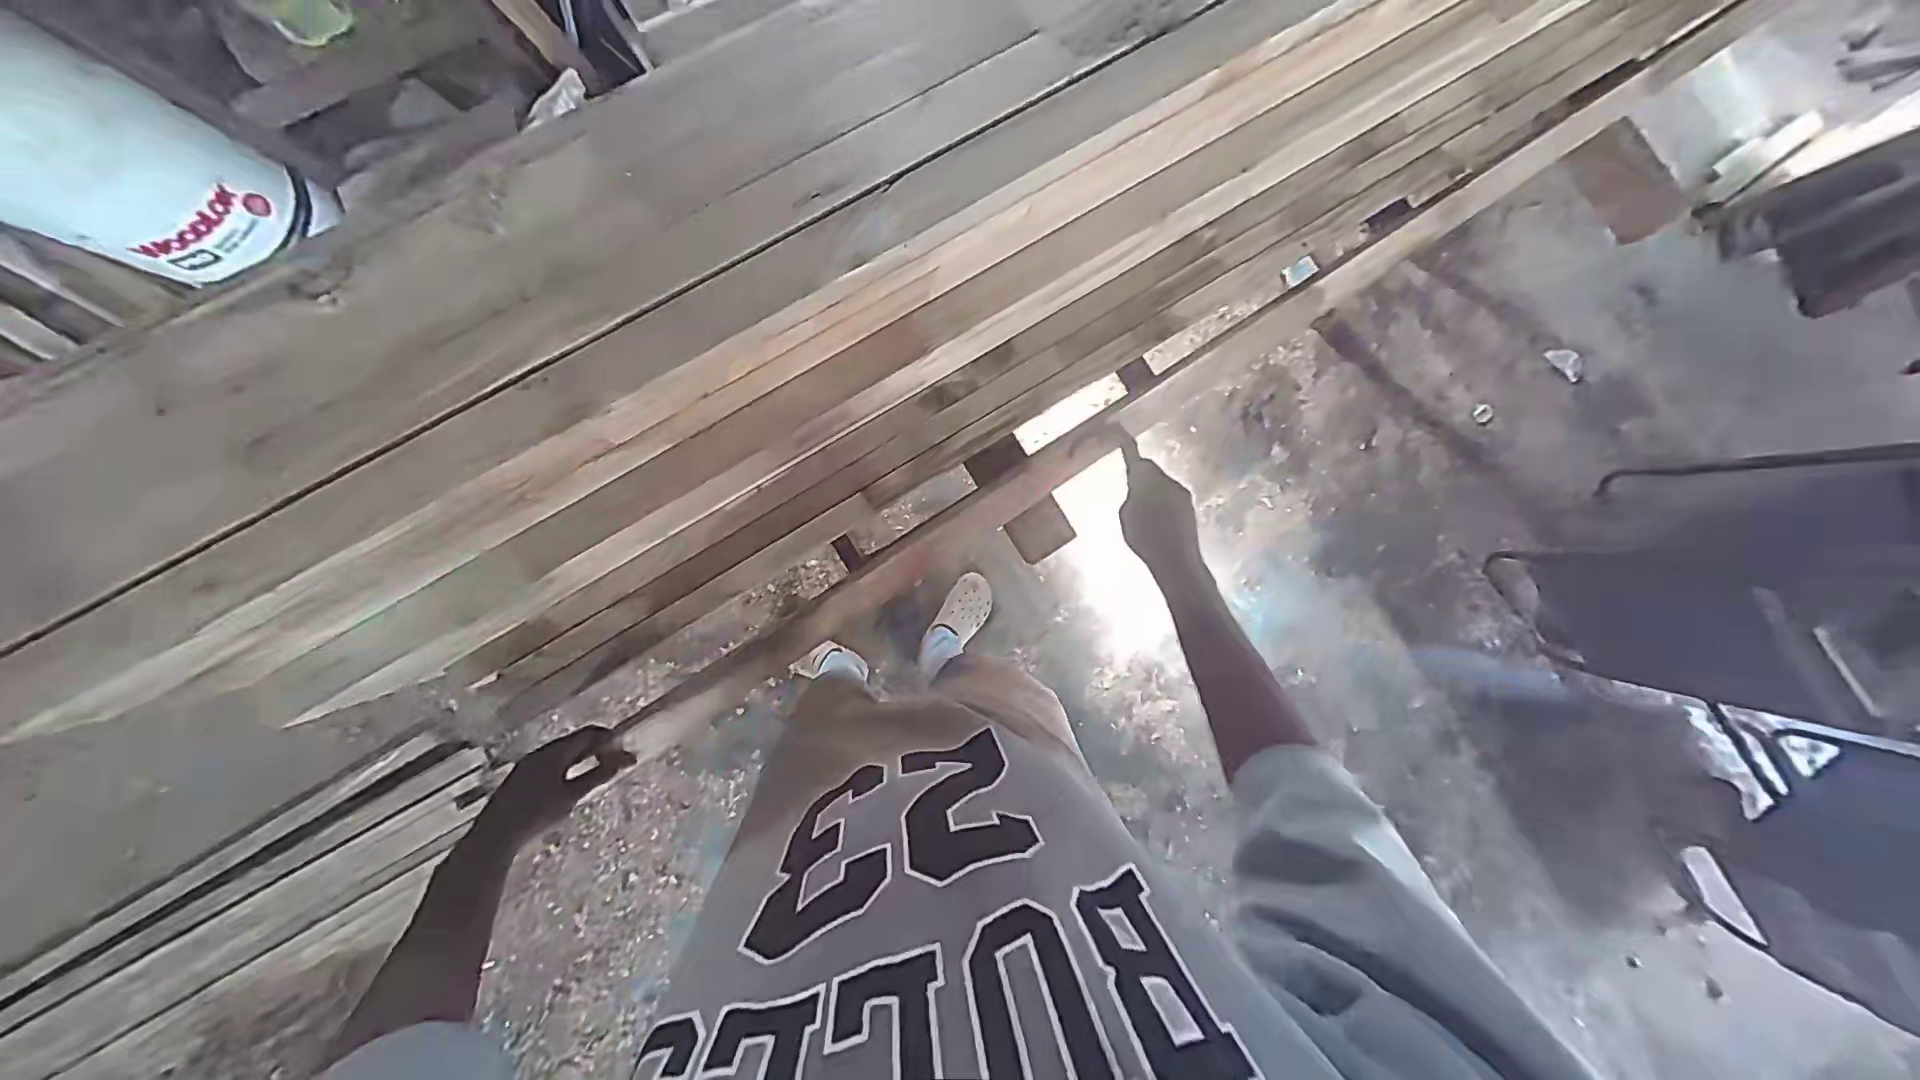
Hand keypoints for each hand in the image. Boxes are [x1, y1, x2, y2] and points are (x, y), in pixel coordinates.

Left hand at [473, 726, 635, 848]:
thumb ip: (599, 775)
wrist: (495, 835)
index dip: (610, 740)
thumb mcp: (573, 795)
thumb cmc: (536, 813)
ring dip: (584, 758)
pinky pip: (552, 763)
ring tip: (597, 773)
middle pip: (576, 741)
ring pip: (564, 752)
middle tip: (615, 763)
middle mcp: (541, 752)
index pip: (590, 734)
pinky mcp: (521, 777)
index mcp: (555, 751)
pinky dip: (569, 766)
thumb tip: (625, 760)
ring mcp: (529, 764)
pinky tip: (572, 783)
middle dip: (598, 749)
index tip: (624, 753)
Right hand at [1119, 437, 1203, 578]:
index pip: (1135, 455)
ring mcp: (1181, 493)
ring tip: (1141, 513)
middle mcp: (1168, 481)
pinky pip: (1170, 497)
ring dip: (1151, 491)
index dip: (1125, 443)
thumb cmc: (1145, 538)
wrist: (1176, 559)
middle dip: (1140, 476)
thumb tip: (1137, 490)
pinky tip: (1155, 520)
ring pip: (1161, 484)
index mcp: (1148, 480)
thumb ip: (1131, 496)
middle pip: (1150, 470)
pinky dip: (1160, 502)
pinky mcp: (1189, 507)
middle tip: (1128, 489)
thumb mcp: (1126, 515)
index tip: (1119, 432)